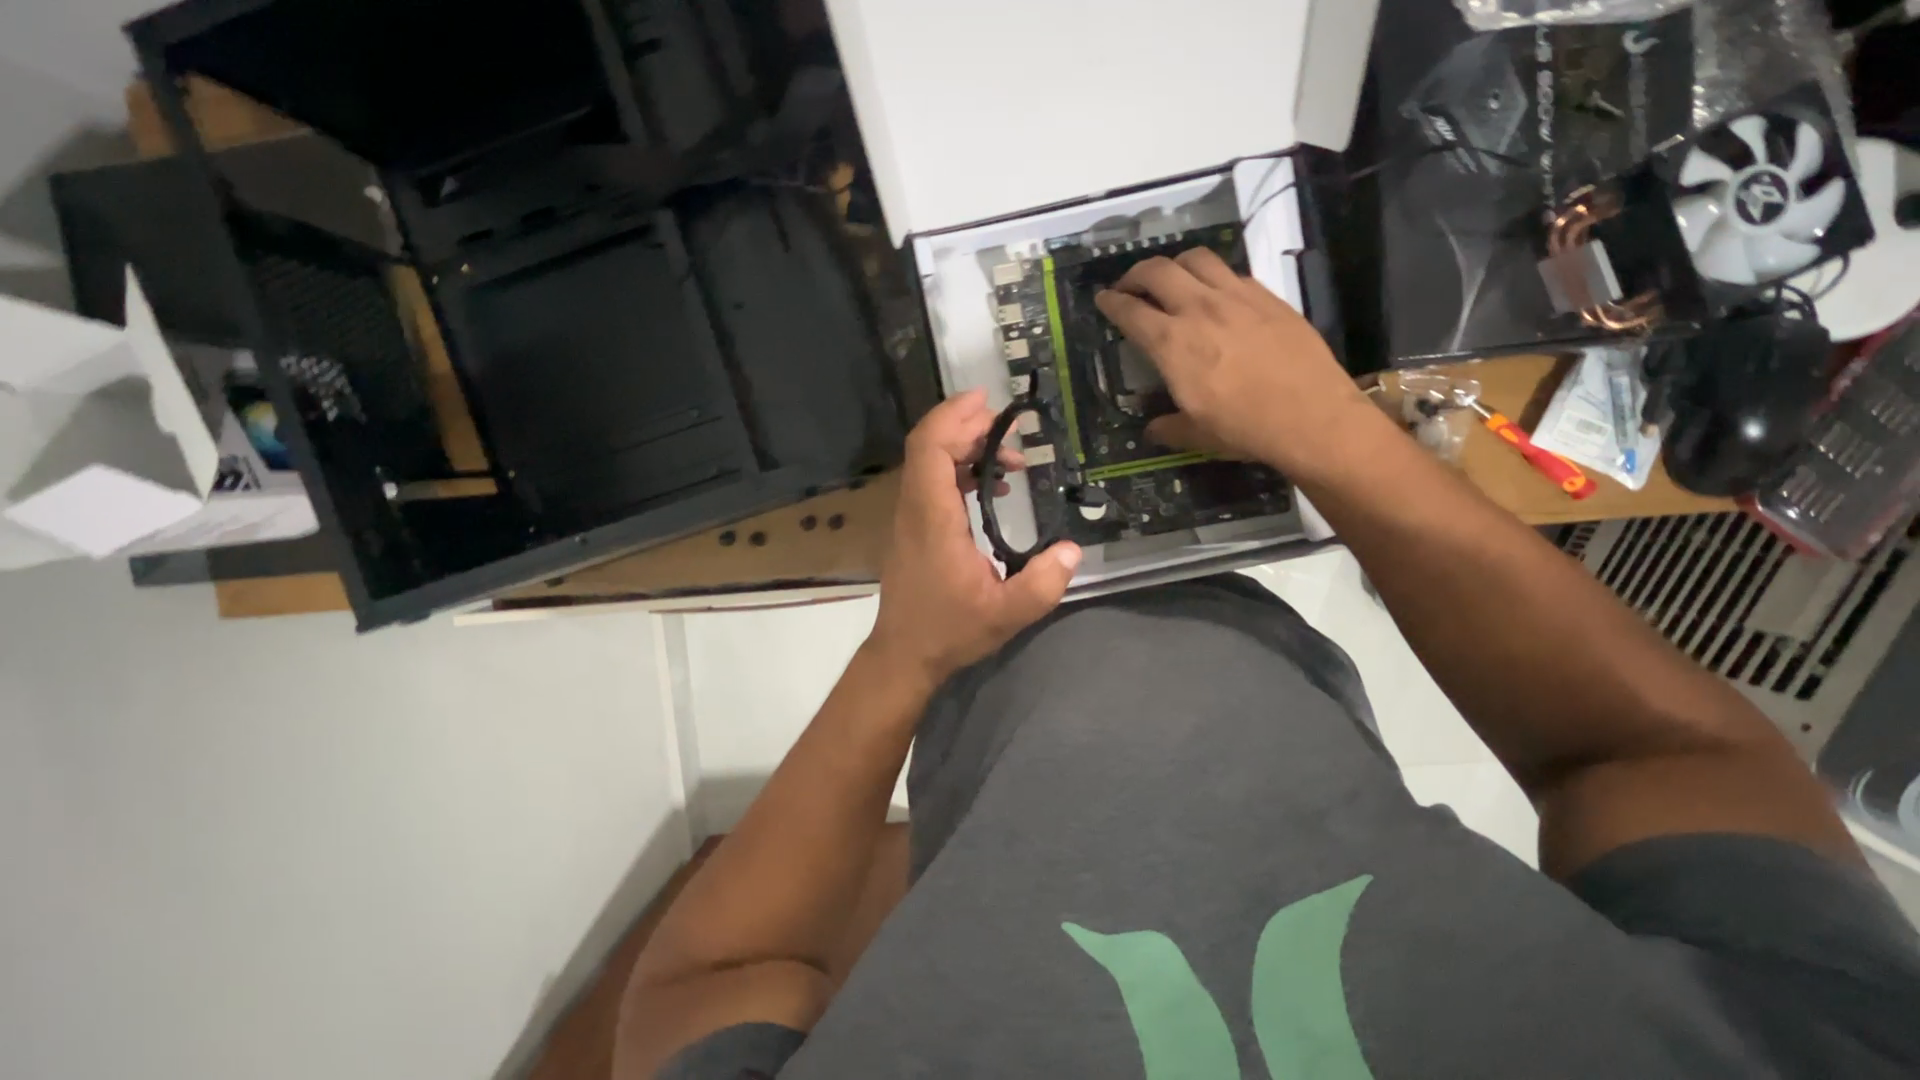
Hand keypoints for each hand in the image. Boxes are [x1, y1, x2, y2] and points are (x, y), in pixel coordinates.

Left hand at [866, 390, 1081, 685]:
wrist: (904, 655)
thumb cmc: (950, 632)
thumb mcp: (1007, 614)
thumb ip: (1043, 583)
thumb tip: (1072, 550)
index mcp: (933, 519)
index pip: (931, 449)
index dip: (954, 418)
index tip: (988, 404)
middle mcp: (914, 509)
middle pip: (928, 446)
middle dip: (966, 426)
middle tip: (1010, 428)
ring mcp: (909, 519)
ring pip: (928, 462)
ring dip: (965, 449)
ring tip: (1011, 459)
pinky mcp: (912, 530)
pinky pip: (930, 482)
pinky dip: (959, 471)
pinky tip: (993, 487)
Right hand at [1094, 248, 1372, 478]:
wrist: (1312, 416)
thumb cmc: (1246, 428)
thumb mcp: (1197, 435)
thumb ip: (1169, 427)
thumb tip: (1153, 429)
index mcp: (1172, 344)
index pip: (1130, 311)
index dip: (1111, 303)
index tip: (1103, 300)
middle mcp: (1199, 309)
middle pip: (1157, 271)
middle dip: (1136, 274)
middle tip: (1130, 286)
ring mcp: (1236, 297)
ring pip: (1196, 258)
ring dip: (1175, 264)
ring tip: (1172, 278)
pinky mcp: (1267, 297)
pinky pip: (1231, 272)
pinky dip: (1213, 276)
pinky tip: (1217, 293)